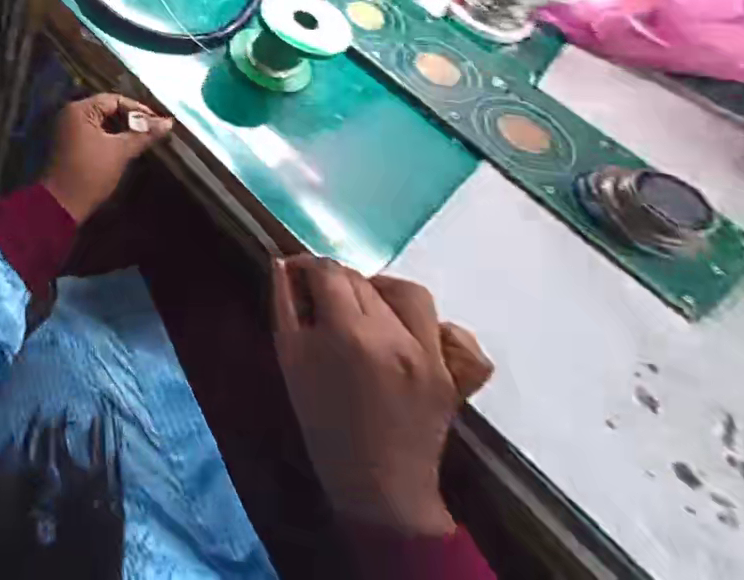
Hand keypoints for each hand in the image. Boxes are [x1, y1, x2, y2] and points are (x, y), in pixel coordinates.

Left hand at [39, 94, 173, 222]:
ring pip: (101, 120)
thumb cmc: (92, 173)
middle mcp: (71, 113)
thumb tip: (168, 122)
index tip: (158, 122)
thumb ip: (144, 134)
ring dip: (122, 126)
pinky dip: (110, 134)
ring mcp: (68, 127)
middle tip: (153, 129)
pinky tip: (127, 143)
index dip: (138, 109)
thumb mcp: (121, 151)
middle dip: (131, 117)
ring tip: (144, 136)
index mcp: (80, 110)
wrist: (64, 201)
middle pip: (107, 107)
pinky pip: (94, 130)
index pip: (113, 100)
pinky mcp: (70, 140)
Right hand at [271, 257, 490, 536]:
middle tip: (320, 297)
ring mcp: (432, 356)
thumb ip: (284, 303)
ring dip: (383, 291)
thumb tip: (284, 265)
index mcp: (347, 331)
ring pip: (411, 294)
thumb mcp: (288, 355)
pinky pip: (459, 337)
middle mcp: (395, 336)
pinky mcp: (457, 376)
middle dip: (337, 280)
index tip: (293, 273)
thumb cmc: (318, 414)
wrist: (374, 479)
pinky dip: (439, 328)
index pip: (329, 271)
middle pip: (364, 280)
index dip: (307, 265)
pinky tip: (415, 335)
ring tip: (365, 308)